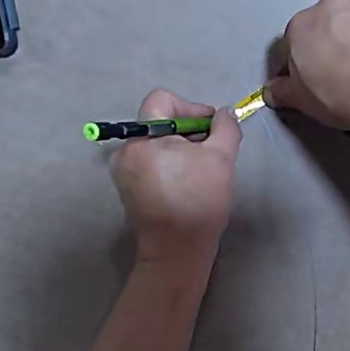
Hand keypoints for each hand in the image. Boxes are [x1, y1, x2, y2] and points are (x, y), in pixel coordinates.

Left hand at [110, 90, 240, 262]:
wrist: (177, 251)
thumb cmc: (199, 201)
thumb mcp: (222, 158)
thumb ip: (225, 128)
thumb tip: (224, 113)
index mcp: (143, 137)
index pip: (162, 99)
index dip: (191, 107)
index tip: (210, 128)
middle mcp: (126, 151)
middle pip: (159, 122)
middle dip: (189, 131)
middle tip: (213, 149)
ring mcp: (124, 172)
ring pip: (156, 144)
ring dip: (181, 149)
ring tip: (203, 169)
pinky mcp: (129, 190)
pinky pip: (150, 163)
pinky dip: (170, 165)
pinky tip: (189, 183)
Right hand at [266, 0, 349, 130]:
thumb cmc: (340, 96)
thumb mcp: (303, 102)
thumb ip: (283, 91)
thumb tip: (271, 90)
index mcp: (300, 25)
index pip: (293, 44)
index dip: (303, 65)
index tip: (315, 83)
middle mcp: (330, 4)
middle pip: (328, 24)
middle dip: (334, 43)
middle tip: (348, 72)